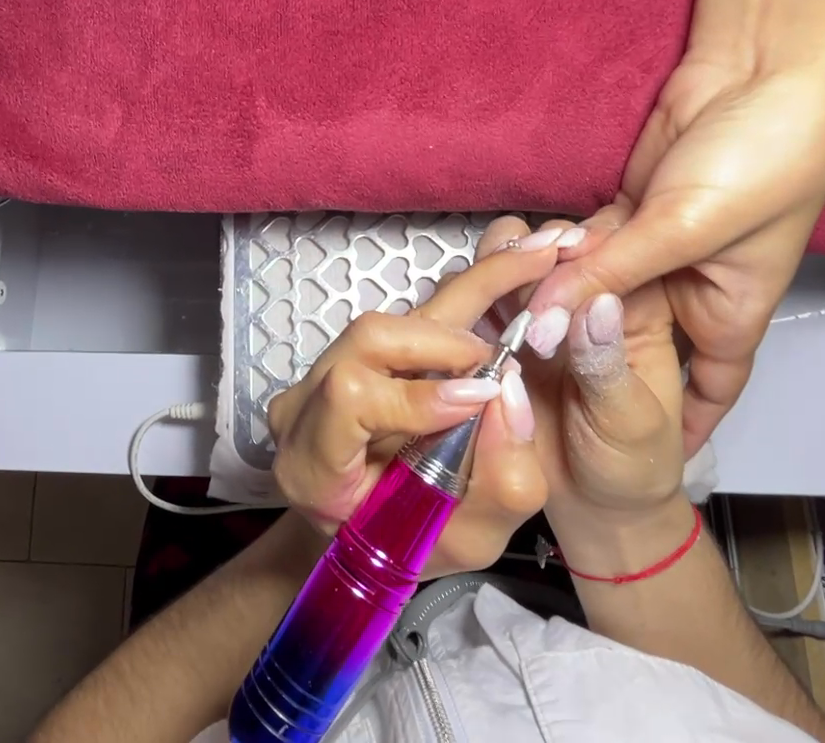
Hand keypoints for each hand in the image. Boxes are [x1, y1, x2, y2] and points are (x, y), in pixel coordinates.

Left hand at [265, 236, 569, 576]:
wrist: (369, 530)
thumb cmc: (413, 545)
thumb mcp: (470, 539)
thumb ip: (498, 480)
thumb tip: (507, 391)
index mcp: (312, 467)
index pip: (349, 399)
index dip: (417, 393)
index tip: (481, 394)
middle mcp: (300, 410)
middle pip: (364, 341)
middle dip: (447, 333)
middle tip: (521, 317)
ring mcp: (313, 377)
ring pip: (381, 324)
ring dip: (456, 307)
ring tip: (524, 279)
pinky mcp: (339, 355)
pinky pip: (394, 323)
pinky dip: (452, 306)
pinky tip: (504, 280)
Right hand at [475, 218, 685, 535]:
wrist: (592, 512)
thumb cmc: (632, 466)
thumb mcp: (631, 420)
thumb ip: (608, 366)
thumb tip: (596, 304)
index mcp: (626, 312)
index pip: (604, 257)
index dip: (578, 248)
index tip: (554, 252)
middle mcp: (573, 306)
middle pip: (544, 252)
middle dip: (522, 251)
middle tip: (510, 271)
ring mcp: (528, 322)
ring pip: (502, 273)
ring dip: (486, 274)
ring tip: (478, 295)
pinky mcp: (490, 344)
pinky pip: (470, 311)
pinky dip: (459, 308)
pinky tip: (453, 322)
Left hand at [528, 60, 824, 453]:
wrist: (758, 74)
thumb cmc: (762, 163)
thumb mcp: (685, 230)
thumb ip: (612, 275)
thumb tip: (546, 322)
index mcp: (729, 309)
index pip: (707, 386)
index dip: (684, 426)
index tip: (645, 461)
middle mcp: (688, 286)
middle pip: (627, 334)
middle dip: (584, 351)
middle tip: (524, 376)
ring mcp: (654, 247)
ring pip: (595, 286)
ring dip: (560, 295)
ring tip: (506, 319)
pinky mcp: (628, 210)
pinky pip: (586, 245)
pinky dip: (559, 251)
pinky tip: (524, 260)